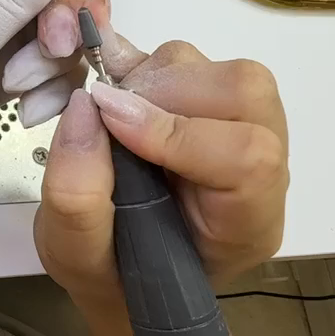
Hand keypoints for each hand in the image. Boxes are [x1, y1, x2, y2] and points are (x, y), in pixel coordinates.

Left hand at [0, 0, 68, 222]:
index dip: (63, 3)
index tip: (56, 44)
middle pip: (60, 3)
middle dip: (58, 44)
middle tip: (20, 78)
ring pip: (62, 38)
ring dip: (52, 72)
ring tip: (17, 95)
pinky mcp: (7, 65)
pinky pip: (53, 67)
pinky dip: (50, 90)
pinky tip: (27, 112)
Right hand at [33, 29, 288, 300]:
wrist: (124, 271)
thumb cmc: (109, 275)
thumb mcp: (76, 258)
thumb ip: (77, 198)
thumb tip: (87, 107)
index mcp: (244, 223)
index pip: (248, 156)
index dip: (174, 130)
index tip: (106, 121)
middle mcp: (258, 168)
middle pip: (245, 93)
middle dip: (163, 90)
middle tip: (106, 115)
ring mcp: (236, 128)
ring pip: (219, 69)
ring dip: (152, 76)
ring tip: (109, 112)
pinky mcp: (202, 102)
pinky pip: (186, 60)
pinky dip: (139, 65)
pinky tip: (111, 94)